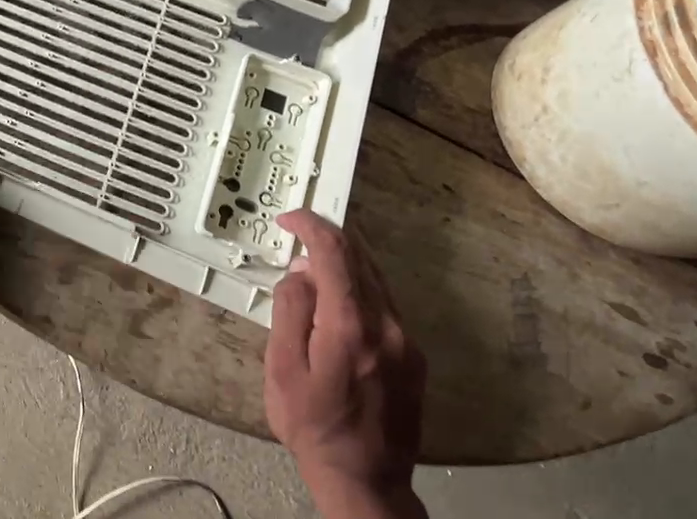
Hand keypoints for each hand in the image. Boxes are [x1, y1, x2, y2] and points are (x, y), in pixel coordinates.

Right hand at [265, 210, 426, 518]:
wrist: (364, 479)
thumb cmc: (311, 424)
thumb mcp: (282, 366)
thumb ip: (290, 311)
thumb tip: (301, 273)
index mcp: (350, 326)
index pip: (335, 253)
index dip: (311, 225)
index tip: (289, 219)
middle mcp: (388, 327)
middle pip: (362, 258)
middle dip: (328, 237)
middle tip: (297, 233)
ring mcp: (407, 342)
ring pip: (377, 279)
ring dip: (344, 261)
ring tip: (311, 265)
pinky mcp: (414, 357)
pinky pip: (385, 303)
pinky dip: (358, 286)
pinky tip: (335, 300)